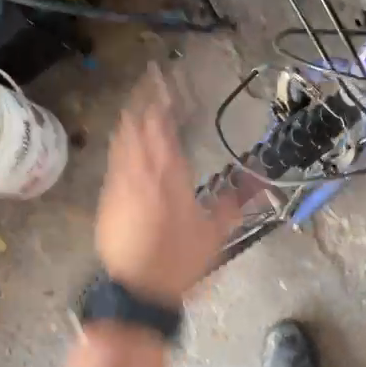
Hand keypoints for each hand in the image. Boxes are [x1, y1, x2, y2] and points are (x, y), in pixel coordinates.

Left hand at [94, 68, 240, 304]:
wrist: (137, 289)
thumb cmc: (179, 262)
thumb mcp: (215, 234)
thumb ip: (233, 202)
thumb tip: (258, 180)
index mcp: (171, 178)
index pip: (165, 128)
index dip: (165, 102)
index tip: (169, 80)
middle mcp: (142, 173)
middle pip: (139, 125)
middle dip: (146, 98)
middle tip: (153, 77)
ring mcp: (121, 184)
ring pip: (123, 138)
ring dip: (131, 115)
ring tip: (139, 97)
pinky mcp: (108, 198)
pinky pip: (115, 158)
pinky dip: (122, 140)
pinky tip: (125, 136)